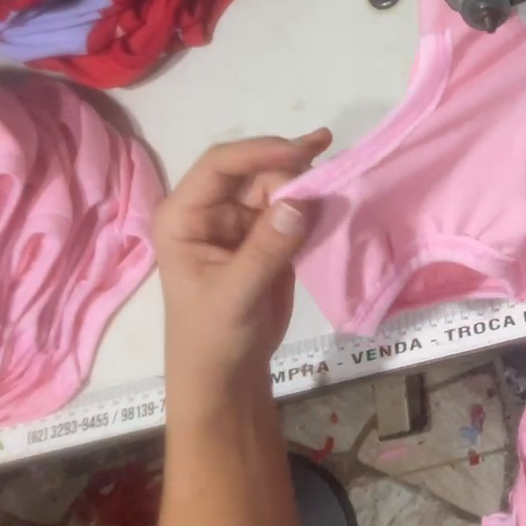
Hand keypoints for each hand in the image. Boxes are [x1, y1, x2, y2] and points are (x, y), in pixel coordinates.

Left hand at [151, 131, 331, 408]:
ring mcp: (243, 222)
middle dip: (292, 167)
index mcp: (186, 215)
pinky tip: (337, 195)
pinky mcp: (271, 236)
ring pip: (280, 185)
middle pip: (256, 169)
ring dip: (308, 182)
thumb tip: (302, 200)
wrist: (229, 374)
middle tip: (330, 178)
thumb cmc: (213, 337)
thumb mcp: (235, 295)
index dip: (260, 151)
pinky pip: (296, 208)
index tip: (304, 152)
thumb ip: (267, 249)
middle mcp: (213, 210)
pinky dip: (317, 202)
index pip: (220, 165)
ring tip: (339, 180)